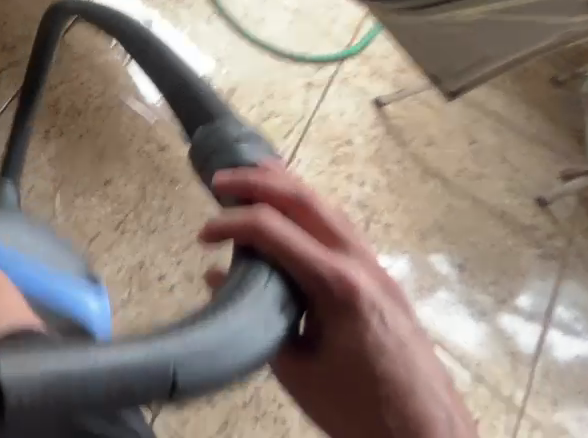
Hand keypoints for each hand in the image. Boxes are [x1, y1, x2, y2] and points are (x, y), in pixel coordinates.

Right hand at [200, 164, 476, 437]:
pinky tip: (291, 212)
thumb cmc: (359, 410)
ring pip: (327, 207)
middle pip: (304, 200)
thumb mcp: (293, 368)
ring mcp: (378, 271)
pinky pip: (341, 226)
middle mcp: (361, 266)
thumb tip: (217, 279)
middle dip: (256, 182)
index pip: (271, 229)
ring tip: (251, 176)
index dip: (228, 224)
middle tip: (218, 182)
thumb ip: (254, 315)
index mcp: (337, 285)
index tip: (202, 237)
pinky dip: (308, 207)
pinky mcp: (385, 282)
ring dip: (285, 186)